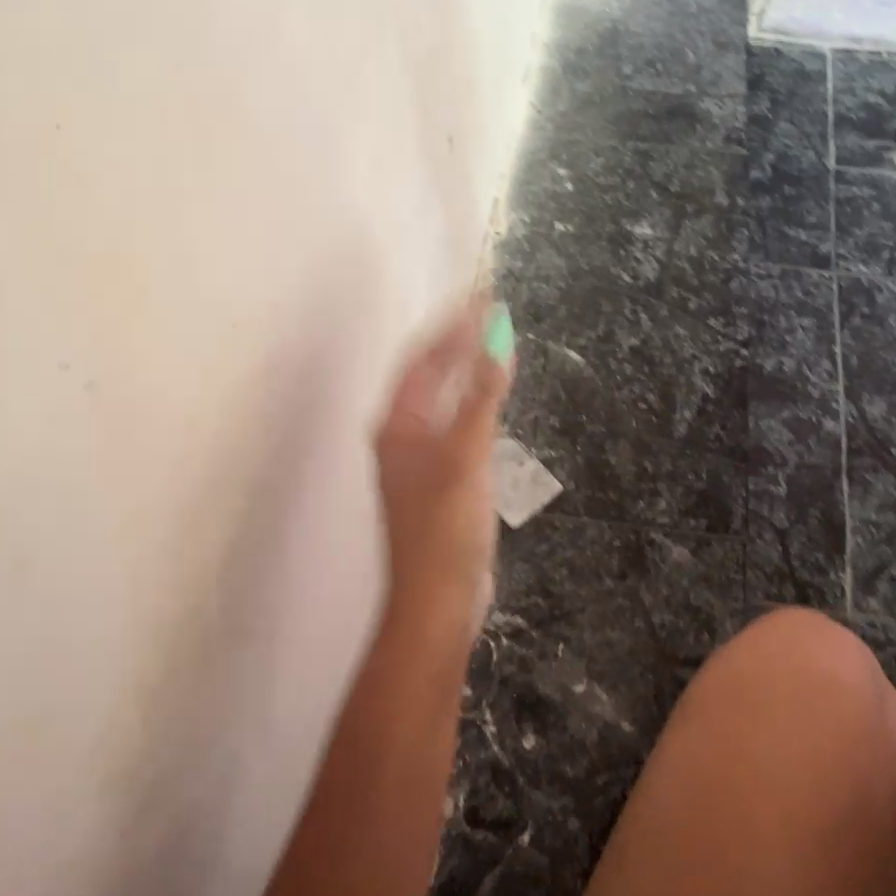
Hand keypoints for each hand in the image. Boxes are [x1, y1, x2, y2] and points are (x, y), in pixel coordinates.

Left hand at [374, 298, 511, 630]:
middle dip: (458, 339)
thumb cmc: (444, 529)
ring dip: (466, 368)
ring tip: (493, 340)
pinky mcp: (439, 481)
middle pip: (430, 374)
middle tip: (492, 308)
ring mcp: (419, 460)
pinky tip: (491, 400)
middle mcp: (402, 436)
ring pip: (442, 399)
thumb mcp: (466, 457)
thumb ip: (482, 397)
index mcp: (397, 425)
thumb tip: (498, 340)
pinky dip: (474, 402)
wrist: (437, 601)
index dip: (453, 323)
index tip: (484, 293)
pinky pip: (456, 424)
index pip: (425, 357)